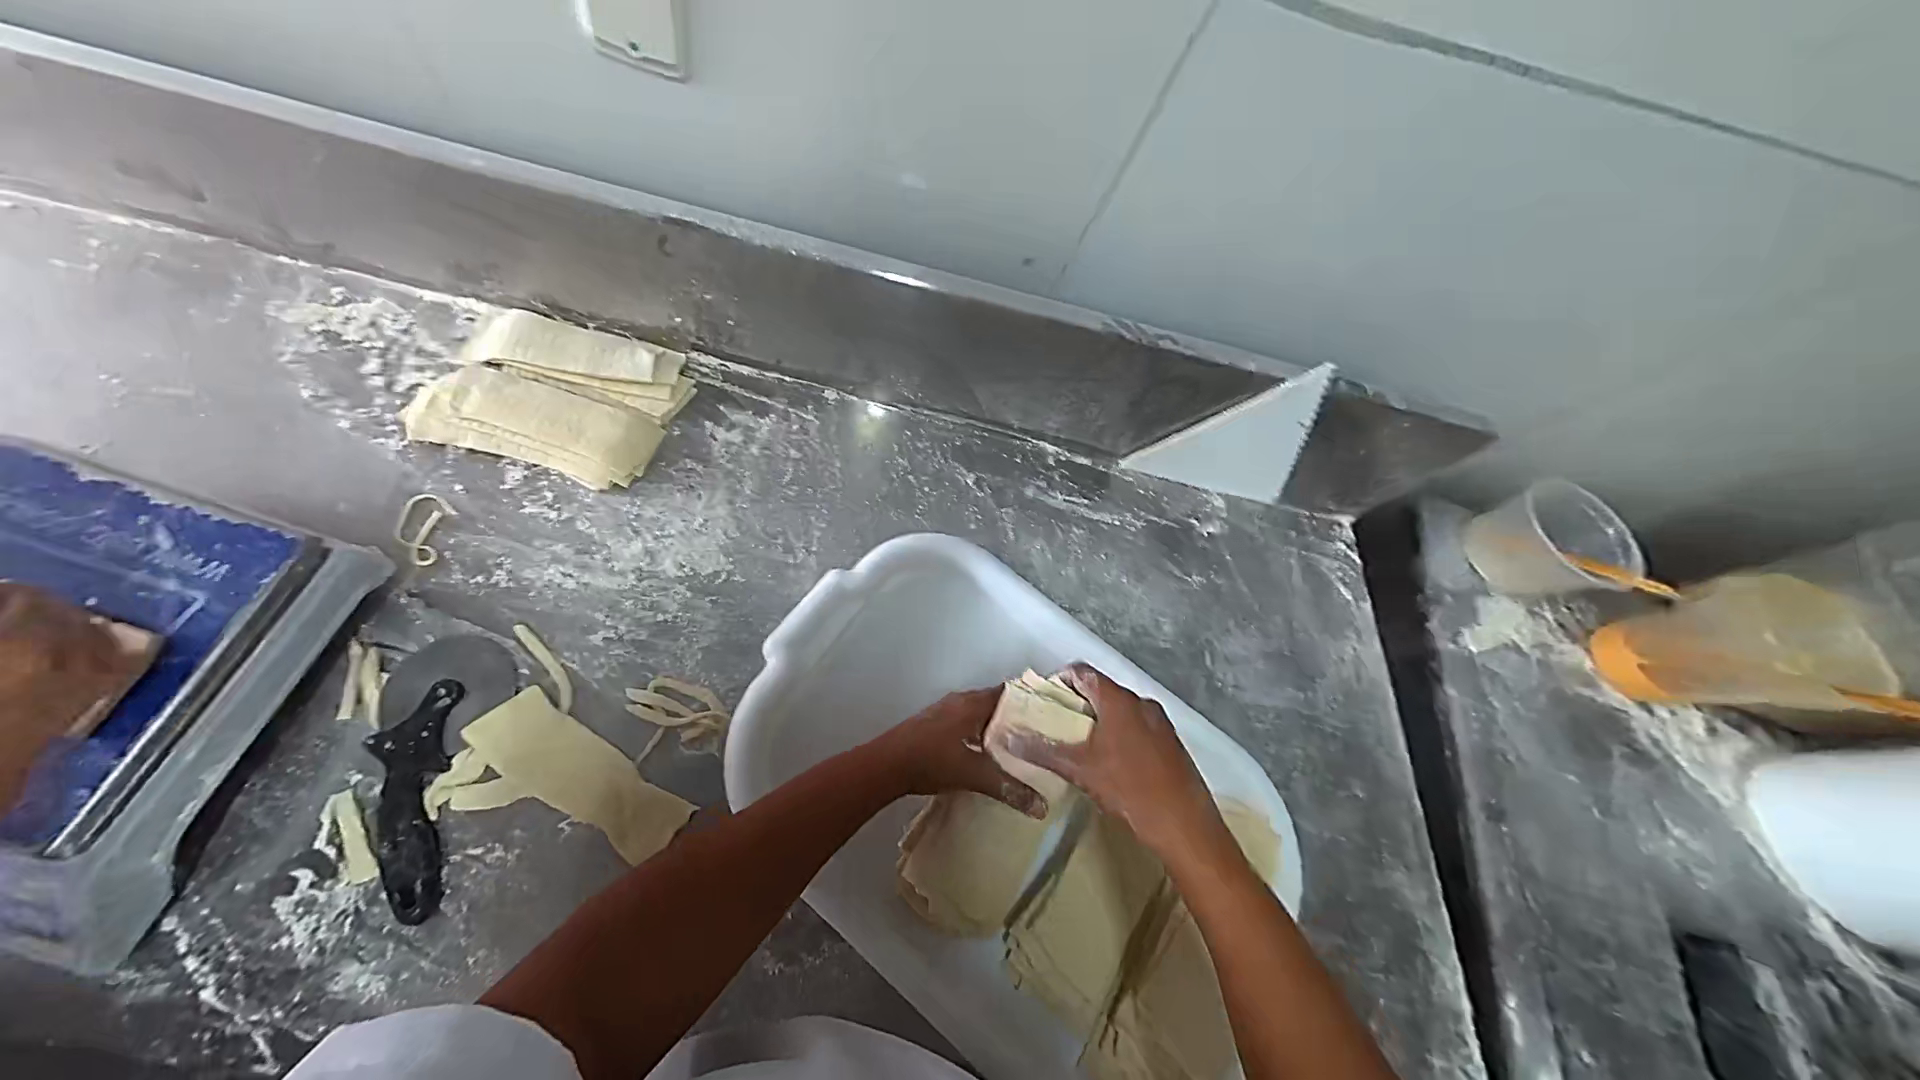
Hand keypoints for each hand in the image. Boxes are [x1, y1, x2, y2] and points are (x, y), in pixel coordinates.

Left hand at [872, 686, 1046, 817]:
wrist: (885, 765)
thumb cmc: (931, 760)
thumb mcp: (973, 774)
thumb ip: (1007, 787)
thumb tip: (1041, 806)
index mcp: (972, 704)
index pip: (1008, 693)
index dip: (1028, 702)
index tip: (1047, 716)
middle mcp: (959, 701)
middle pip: (994, 703)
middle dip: (1014, 718)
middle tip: (1036, 737)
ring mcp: (943, 712)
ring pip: (977, 714)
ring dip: (994, 727)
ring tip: (1014, 748)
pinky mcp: (932, 726)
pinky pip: (964, 724)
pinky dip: (977, 734)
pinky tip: (982, 755)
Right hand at [1003, 663, 1233, 861]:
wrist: (1184, 825)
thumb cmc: (1130, 789)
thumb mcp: (1079, 770)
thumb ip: (1043, 750)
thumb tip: (1009, 738)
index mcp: (1119, 700)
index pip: (1082, 672)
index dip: (1058, 681)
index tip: (1043, 699)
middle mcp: (1141, 703)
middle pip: (1101, 690)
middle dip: (1076, 703)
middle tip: (1055, 724)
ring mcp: (1159, 722)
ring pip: (1120, 709)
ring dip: (1098, 720)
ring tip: (1078, 744)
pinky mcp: (1170, 742)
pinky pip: (1137, 726)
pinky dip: (1118, 733)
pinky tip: (1109, 761)